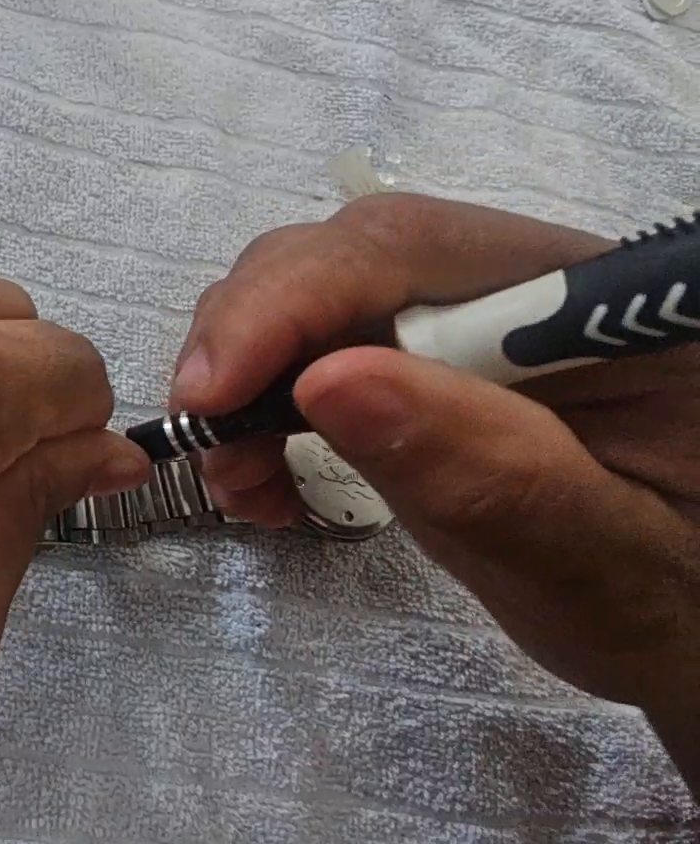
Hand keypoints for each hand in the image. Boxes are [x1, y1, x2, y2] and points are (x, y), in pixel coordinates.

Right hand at [172, 195, 699, 782]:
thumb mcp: (602, 566)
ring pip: (291, 301)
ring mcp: (440, 315)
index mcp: (599, 307)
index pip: (408, 248)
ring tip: (241, 479)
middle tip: (207, 439)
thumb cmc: (665, 605)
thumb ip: (489, 474)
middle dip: (245, 344)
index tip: (209, 393)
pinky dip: (244, 408)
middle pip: (330, 260)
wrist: (667, 615)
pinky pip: (285, 347)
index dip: (287, 301)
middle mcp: (507, 283)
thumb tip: (324, 382)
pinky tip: (257, 472)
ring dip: (237, 387)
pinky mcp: (391, 350)